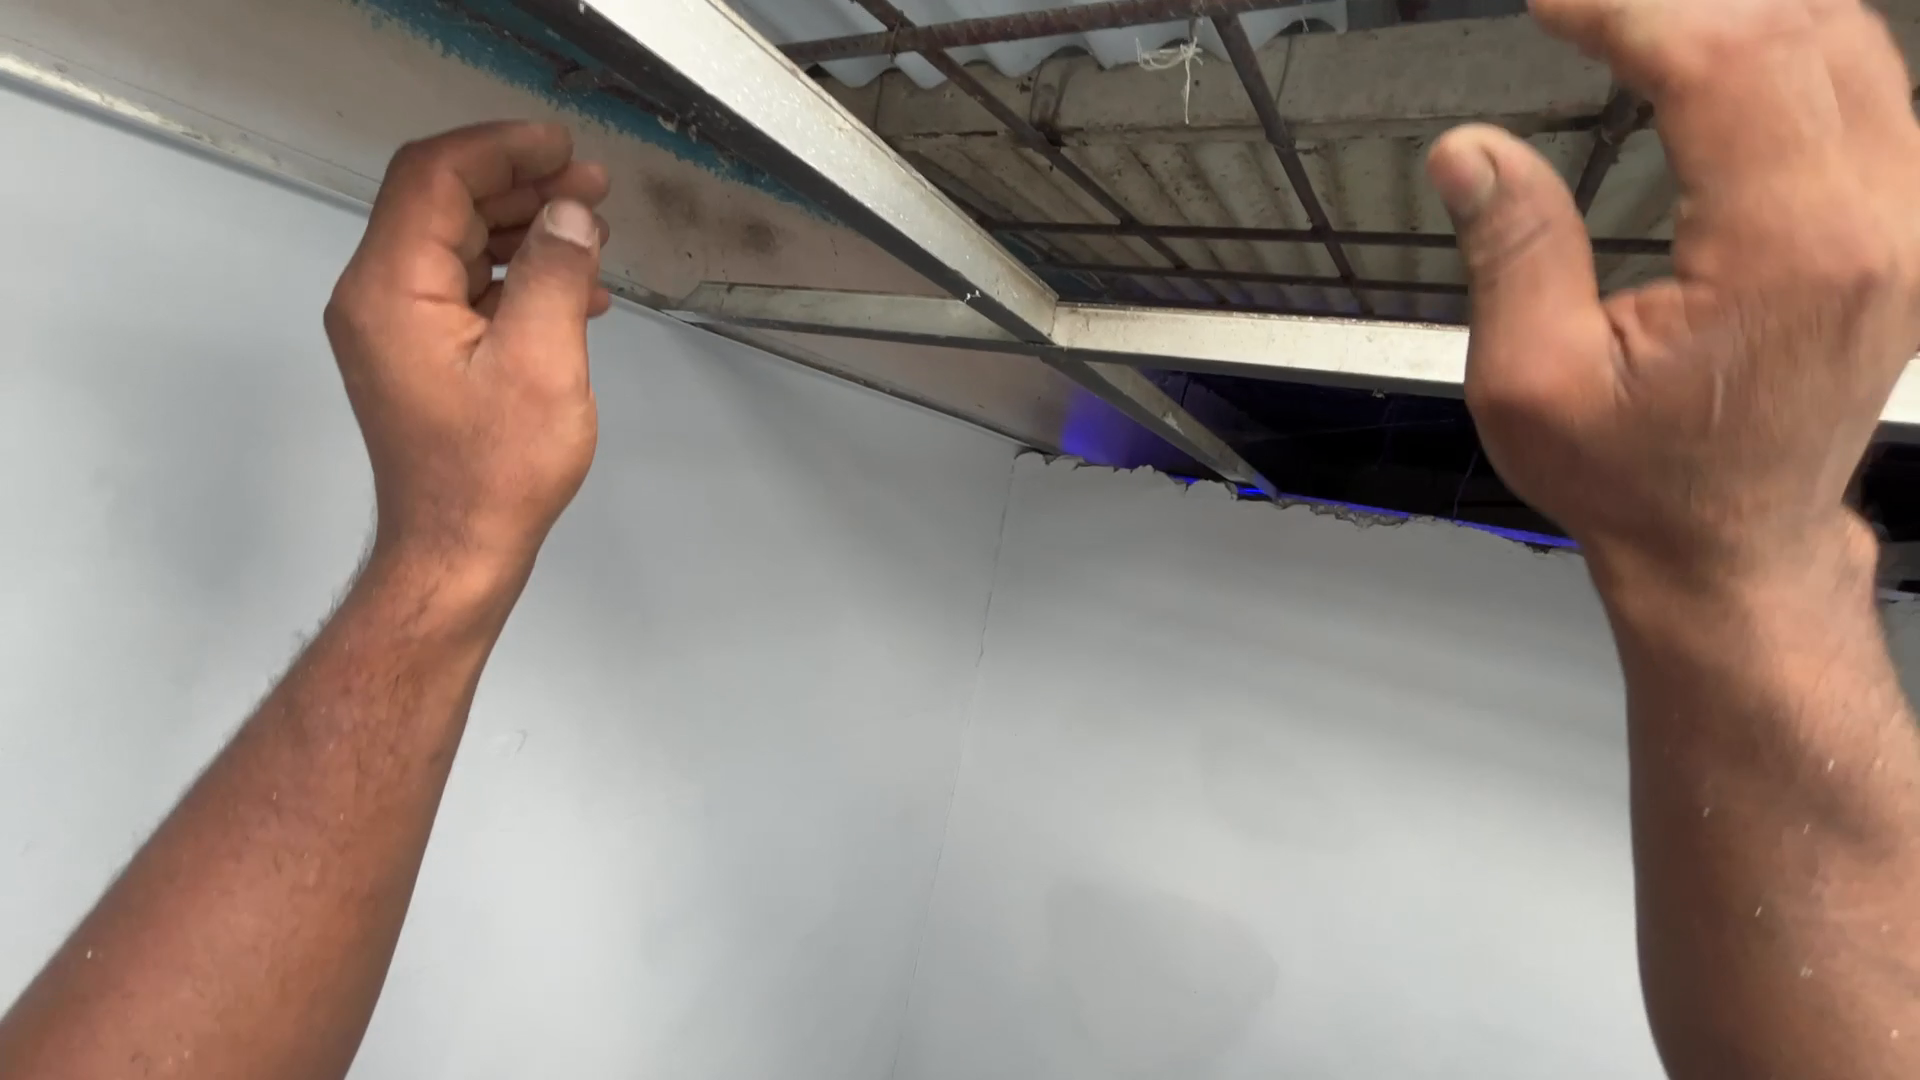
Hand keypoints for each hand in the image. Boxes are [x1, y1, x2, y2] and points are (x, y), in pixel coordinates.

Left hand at [324, 121, 611, 579]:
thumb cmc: (501, 466)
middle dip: (523, 186)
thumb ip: (555, 277)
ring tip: (595, 231)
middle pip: (446, 207)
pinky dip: (524, 280)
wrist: (462, 548)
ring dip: (528, 232)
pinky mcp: (428, 356)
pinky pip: (473, 294)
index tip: (565, 147)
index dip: (501, 149)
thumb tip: (573, 213)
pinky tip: (580, 293)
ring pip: (463, 249)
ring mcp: (401, 328)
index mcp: (392, 287)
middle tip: (595, 186)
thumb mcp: (543, 365)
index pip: (435, 179)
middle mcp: (381, 295)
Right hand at [1428, 0, 1919, 592]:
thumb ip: (1511, 253)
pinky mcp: (1901, 228)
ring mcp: (1912, 215)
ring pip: (1851, 47)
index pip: (1729, 65)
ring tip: (1633, 20)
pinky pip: (1865, 91)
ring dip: (1739, 14)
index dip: (1634, 11)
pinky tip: (1712, 60)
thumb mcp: (1528, 380)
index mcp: (1789, 247)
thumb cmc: (1617, 474)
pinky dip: (1782, 51)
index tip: (1550, 3)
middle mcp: (1885, 209)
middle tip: (1583, 5)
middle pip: (1807, 31)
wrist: (1721, 541)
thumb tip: (1466, 150)